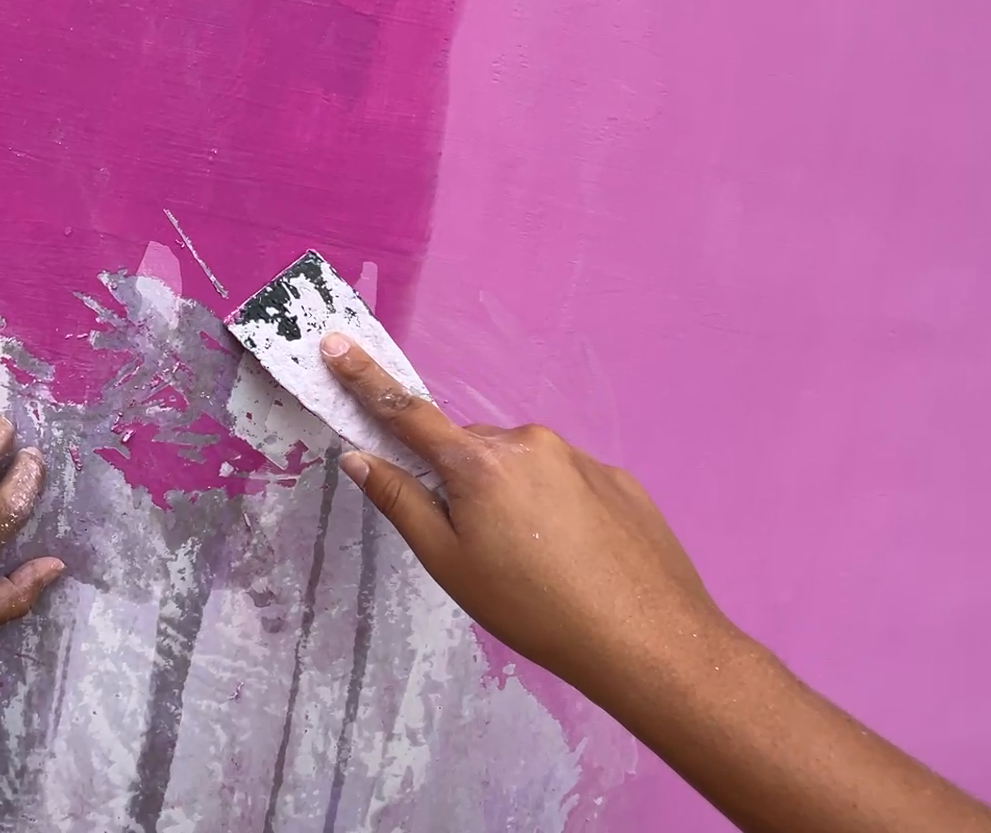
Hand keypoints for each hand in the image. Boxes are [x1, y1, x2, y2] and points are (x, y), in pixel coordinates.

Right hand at [318, 334, 733, 698]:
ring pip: (514, 460)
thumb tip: (358, 456)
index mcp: (476, 463)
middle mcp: (525, 442)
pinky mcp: (617, 477)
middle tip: (474, 535)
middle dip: (457, 475)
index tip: (334, 343)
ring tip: (532, 551)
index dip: (363, 376)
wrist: (656, 647)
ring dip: (505, 488)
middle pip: (465, 446)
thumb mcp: (447, 561)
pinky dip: (550, 500)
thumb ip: (399, 500)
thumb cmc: (532, 607)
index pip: (404, 411)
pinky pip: (560, 475)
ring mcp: (577, 456)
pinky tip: (572, 550)